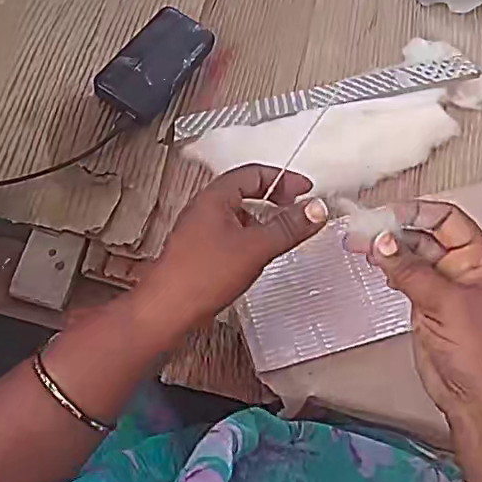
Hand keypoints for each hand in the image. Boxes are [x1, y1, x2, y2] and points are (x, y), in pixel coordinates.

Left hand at [139, 166, 328, 328]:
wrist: (167, 308)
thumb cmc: (200, 276)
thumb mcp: (256, 247)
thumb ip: (288, 227)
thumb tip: (315, 209)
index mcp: (214, 197)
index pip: (253, 173)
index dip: (283, 178)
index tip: (304, 189)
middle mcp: (203, 208)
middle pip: (244, 190)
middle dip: (273, 195)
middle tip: (295, 206)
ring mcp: (198, 229)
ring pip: (236, 213)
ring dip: (261, 217)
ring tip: (281, 231)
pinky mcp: (198, 250)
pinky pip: (229, 233)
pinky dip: (248, 235)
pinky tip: (257, 254)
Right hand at [346, 201, 481, 424]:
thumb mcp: (448, 303)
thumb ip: (411, 270)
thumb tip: (383, 243)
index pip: (446, 219)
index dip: (415, 212)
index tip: (384, 215)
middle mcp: (464, 271)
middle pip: (425, 236)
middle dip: (393, 230)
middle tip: (363, 231)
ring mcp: (445, 291)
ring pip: (411, 257)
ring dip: (386, 250)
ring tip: (360, 246)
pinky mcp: (428, 310)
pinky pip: (405, 279)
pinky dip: (388, 270)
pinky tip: (376, 267)